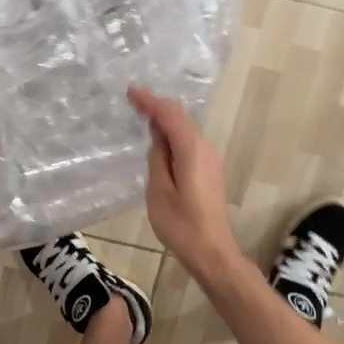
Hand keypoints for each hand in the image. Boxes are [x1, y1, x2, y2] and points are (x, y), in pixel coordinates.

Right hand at [130, 86, 242, 276]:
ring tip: (143, 114)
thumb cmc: (182, 225)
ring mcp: (210, 160)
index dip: (150, 101)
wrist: (213, 252)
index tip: (130, 91)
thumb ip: (158, 158)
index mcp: (192, 150)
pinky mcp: (209, 171)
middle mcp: (205, 148)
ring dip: (166, 119)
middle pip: (181, 118)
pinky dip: (173, 134)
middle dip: (158, 106)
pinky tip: (160, 139)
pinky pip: (189, 142)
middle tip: (133, 99)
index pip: (169, 115)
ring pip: (186, 129)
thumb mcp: (159, 191)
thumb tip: (157, 136)